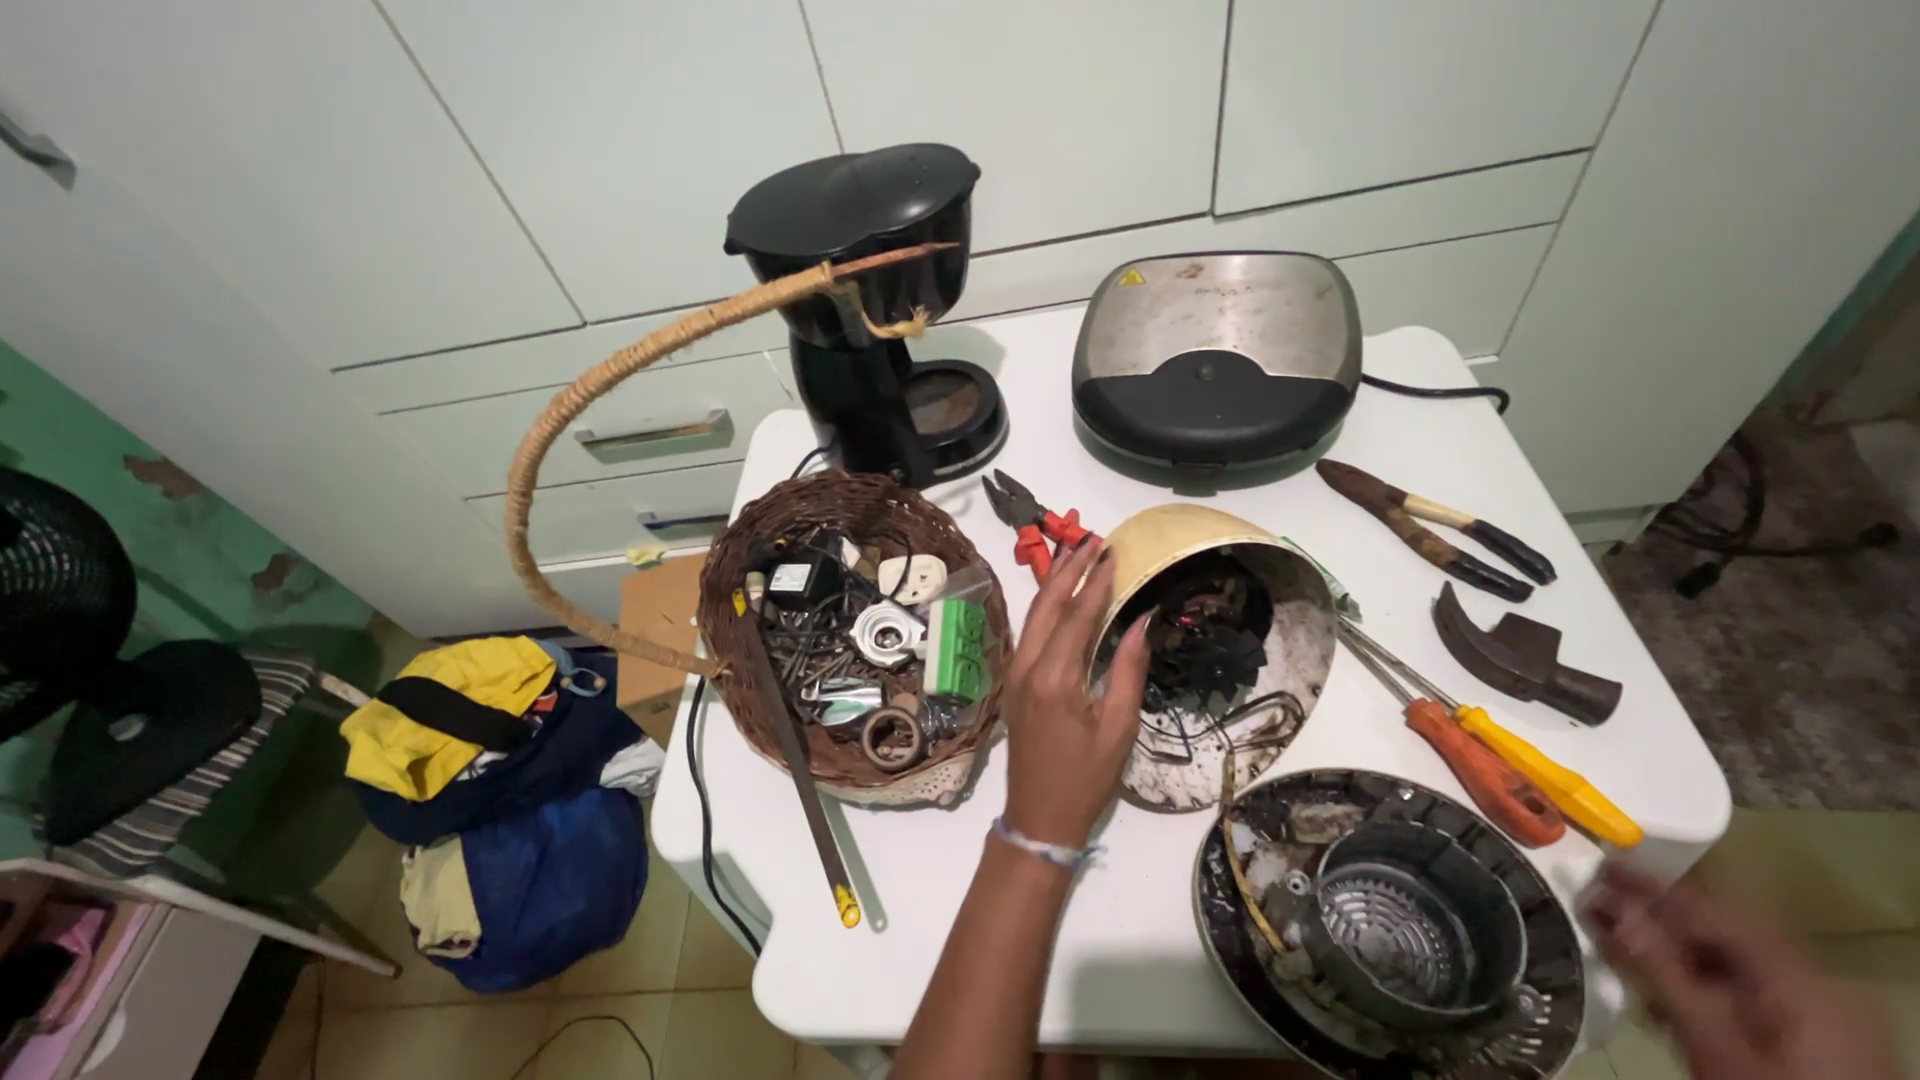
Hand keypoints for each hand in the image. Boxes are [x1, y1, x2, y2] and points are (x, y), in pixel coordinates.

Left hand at [999, 539, 1149, 850]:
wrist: (1038, 816)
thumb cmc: (1086, 778)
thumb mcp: (1119, 727)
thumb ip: (1128, 670)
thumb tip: (1143, 622)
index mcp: (1055, 678)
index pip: (1078, 616)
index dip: (1097, 582)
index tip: (1113, 551)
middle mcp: (1027, 667)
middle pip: (1047, 604)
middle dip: (1069, 568)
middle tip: (1092, 538)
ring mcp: (1014, 673)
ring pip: (1032, 615)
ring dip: (1054, 583)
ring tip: (1076, 554)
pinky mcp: (1012, 682)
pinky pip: (1028, 632)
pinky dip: (1045, 607)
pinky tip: (1060, 595)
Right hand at [1582, 862, 1900, 1079]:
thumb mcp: (1707, 1036)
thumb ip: (1658, 969)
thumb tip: (1608, 907)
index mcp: (1795, 974)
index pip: (1712, 910)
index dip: (1652, 886)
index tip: (1600, 866)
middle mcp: (1812, 980)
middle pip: (1720, 933)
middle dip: (1656, 919)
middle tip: (1598, 904)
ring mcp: (1817, 1010)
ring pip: (1729, 962)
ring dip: (1672, 953)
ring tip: (1618, 947)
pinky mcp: (1811, 1037)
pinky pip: (1744, 990)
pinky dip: (1699, 983)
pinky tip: (1663, 998)